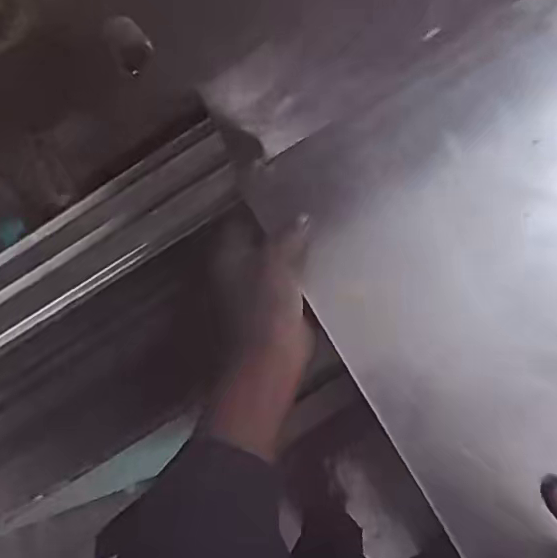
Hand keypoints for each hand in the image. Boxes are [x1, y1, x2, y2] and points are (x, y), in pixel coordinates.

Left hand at [203, 215, 314, 461]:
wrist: (267, 369)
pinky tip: (329, 263)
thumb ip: (286, 237)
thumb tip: (301, 217)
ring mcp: (255, 293)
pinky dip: (305, 275)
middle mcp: (236, 271)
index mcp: (227, 256)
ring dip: (297, 251)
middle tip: (315, 205)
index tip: (292, 188)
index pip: (241, 217)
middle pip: (260, 239)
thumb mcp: (276, 266)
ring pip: (278, 262)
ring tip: (327, 229)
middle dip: (284, 226)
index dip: (264, 202)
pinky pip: (291, 285)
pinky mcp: (275, 313)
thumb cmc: (264, 314)